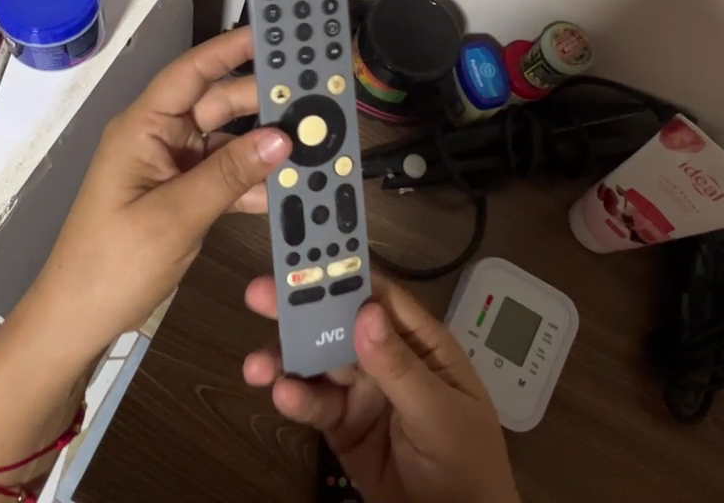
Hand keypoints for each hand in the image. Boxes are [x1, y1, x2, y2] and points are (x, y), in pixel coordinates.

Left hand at [24, 27, 290, 360]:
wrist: (78, 322)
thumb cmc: (112, 263)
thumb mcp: (175, 216)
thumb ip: (230, 175)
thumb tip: (283, 138)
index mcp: (144, 127)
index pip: (192, 72)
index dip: (231, 48)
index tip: (273, 34)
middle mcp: (160, 138)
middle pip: (218, 104)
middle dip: (263, 99)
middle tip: (315, 93)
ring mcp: (173, 168)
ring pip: (229, 142)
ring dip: (266, 144)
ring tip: (316, 135)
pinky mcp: (184, 196)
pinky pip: (227, 177)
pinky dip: (255, 181)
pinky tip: (291, 184)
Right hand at [242, 278, 519, 502]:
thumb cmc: (467, 465)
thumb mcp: (440, 413)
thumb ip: (400, 367)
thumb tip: (365, 312)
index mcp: (419, 342)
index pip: (377, 297)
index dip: (342, 275)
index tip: (305, 258)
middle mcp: (386, 358)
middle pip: (338, 324)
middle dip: (300, 309)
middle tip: (258, 294)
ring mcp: (362, 392)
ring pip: (318, 362)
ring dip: (286, 358)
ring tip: (256, 365)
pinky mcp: (343, 426)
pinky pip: (315, 404)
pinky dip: (296, 398)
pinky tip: (281, 395)